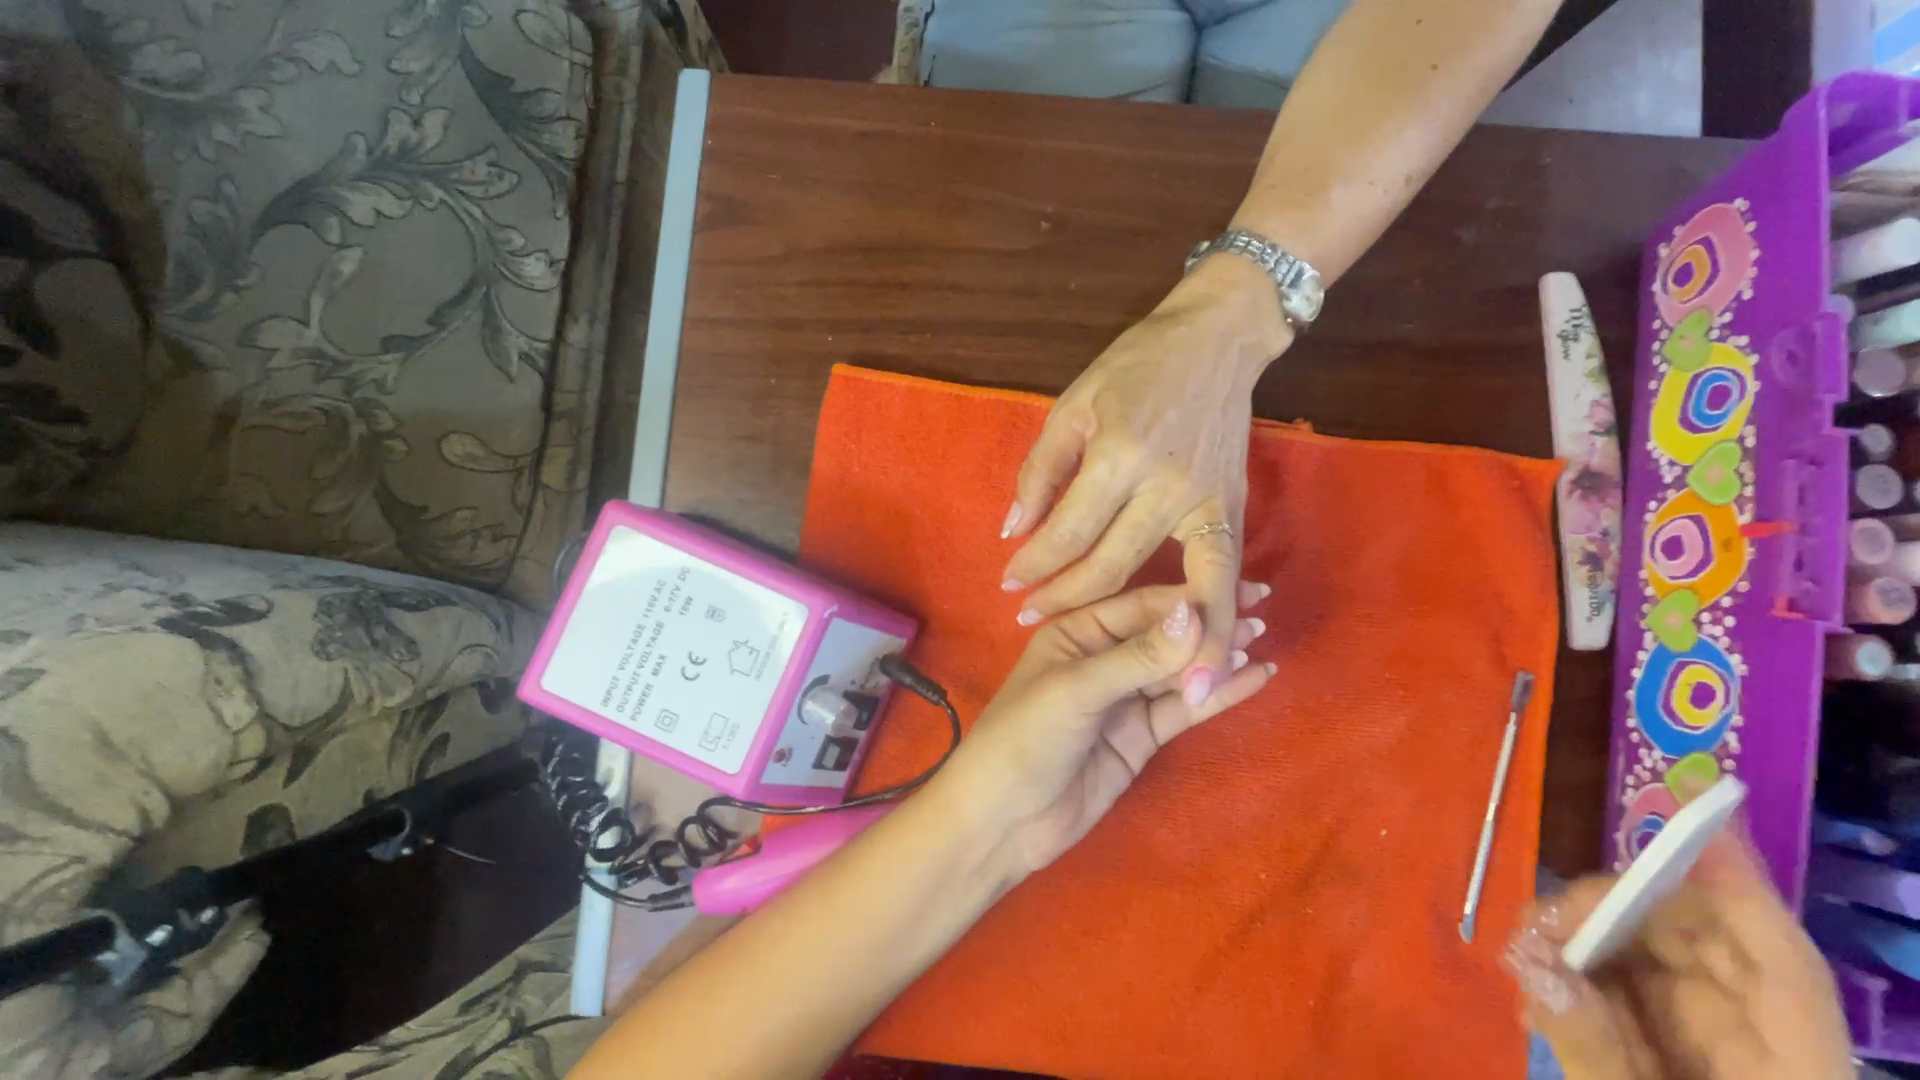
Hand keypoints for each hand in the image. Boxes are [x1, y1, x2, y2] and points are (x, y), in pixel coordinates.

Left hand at [930, 583, 1272, 880]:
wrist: (1003, 822)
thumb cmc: (1024, 741)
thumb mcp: (1078, 691)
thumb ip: (1139, 657)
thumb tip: (1198, 613)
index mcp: (1076, 631)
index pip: (1142, 606)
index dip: (1189, 599)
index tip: (1237, 587)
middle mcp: (1103, 657)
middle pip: (1165, 635)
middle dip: (1209, 624)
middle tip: (1263, 607)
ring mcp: (1124, 698)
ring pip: (1179, 670)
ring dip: (1218, 657)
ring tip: (1264, 638)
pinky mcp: (1140, 735)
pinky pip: (1184, 707)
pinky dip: (1218, 694)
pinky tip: (1255, 678)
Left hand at [1003, 256, 1291, 705]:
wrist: (1216, 343)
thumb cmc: (1135, 367)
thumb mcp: (1073, 406)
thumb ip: (1041, 471)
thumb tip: (1014, 531)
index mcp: (1117, 454)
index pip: (1066, 532)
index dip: (1034, 566)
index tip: (1010, 586)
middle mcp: (1164, 485)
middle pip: (1107, 567)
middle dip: (1062, 599)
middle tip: (1029, 619)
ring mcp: (1205, 502)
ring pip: (1165, 587)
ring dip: (1134, 635)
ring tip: (1104, 671)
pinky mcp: (1234, 511)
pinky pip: (1221, 580)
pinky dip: (1212, 628)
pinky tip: (1200, 674)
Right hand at [1505, 829, 1852, 1078]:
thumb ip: (1594, 1050)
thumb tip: (1532, 959)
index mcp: (1793, 1072)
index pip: (1775, 960)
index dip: (1739, 884)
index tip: (1697, 819)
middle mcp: (1766, 1049)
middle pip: (1705, 946)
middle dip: (1620, 912)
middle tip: (1537, 923)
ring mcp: (1721, 1053)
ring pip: (1662, 964)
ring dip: (1590, 943)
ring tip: (1525, 957)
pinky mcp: (1679, 1057)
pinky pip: (1635, 995)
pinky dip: (1584, 979)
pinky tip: (1541, 985)